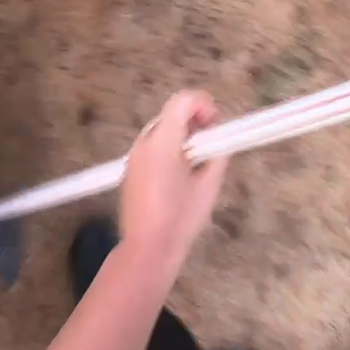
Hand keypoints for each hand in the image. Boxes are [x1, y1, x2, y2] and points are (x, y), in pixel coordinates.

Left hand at [118, 91, 229, 268]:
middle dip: (194, 123)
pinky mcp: (129, 169)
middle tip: (210, 147)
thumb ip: (217, 154)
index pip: (182, 101)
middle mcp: (143, 142)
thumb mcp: (209, 186)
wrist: (147, 248)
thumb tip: (221, 139)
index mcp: (163, 142)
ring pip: (161, 130)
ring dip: (181, 137)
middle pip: (171, 114)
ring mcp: (133, 156)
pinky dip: (168, 149)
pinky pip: (151, 147)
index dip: (203, 105)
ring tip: (196, 165)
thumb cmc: (181, 218)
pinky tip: (178, 177)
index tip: (215, 126)